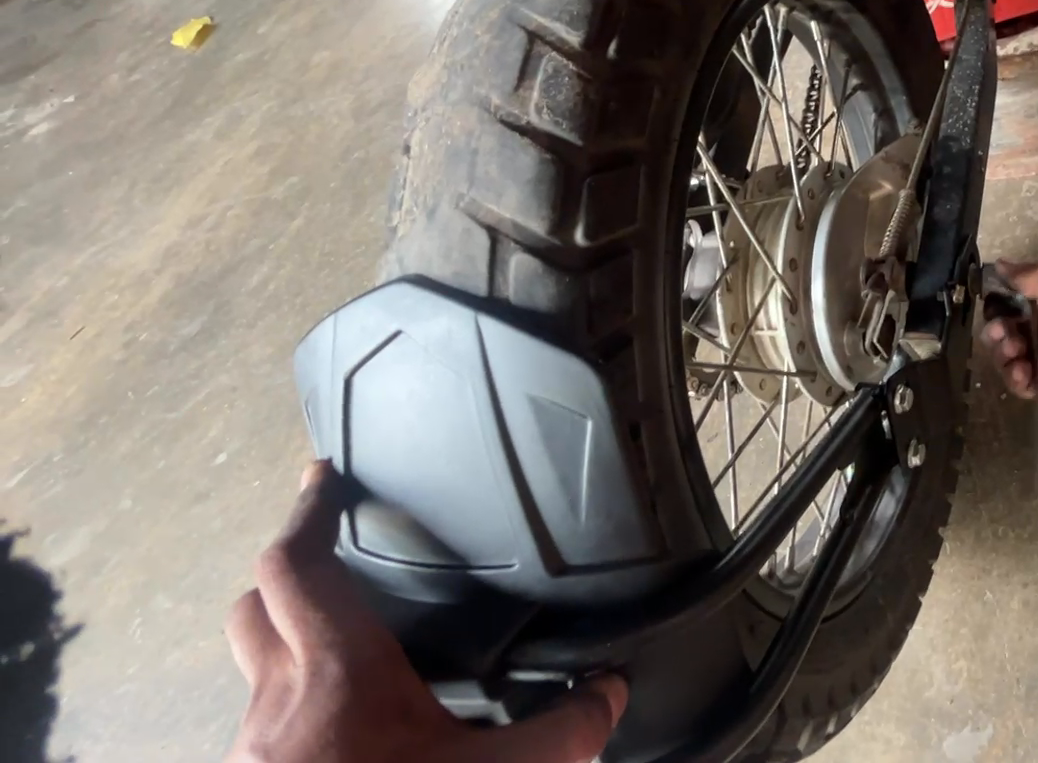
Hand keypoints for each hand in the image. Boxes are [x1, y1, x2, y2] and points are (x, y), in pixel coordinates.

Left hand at [225, 462, 626, 762]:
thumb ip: (567, 727)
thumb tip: (613, 690)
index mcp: (336, 675)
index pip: (298, 569)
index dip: (308, 511)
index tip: (323, 472)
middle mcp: (279, 706)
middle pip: (255, 606)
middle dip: (290, 562)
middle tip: (344, 540)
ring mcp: (257, 751)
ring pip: (258, 665)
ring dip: (295, 631)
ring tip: (360, 625)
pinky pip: (271, 715)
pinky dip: (305, 689)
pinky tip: (357, 714)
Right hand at [978, 259, 1037, 417]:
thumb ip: (1025, 273)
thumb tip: (1000, 264)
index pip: (1015, 298)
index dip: (1000, 301)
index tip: (994, 303)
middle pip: (1006, 327)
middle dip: (996, 328)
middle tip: (1001, 332)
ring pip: (1008, 354)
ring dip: (1003, 352)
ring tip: (1016, 351)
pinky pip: (1018, 382)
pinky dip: (1015, 376)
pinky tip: (1024, 372)